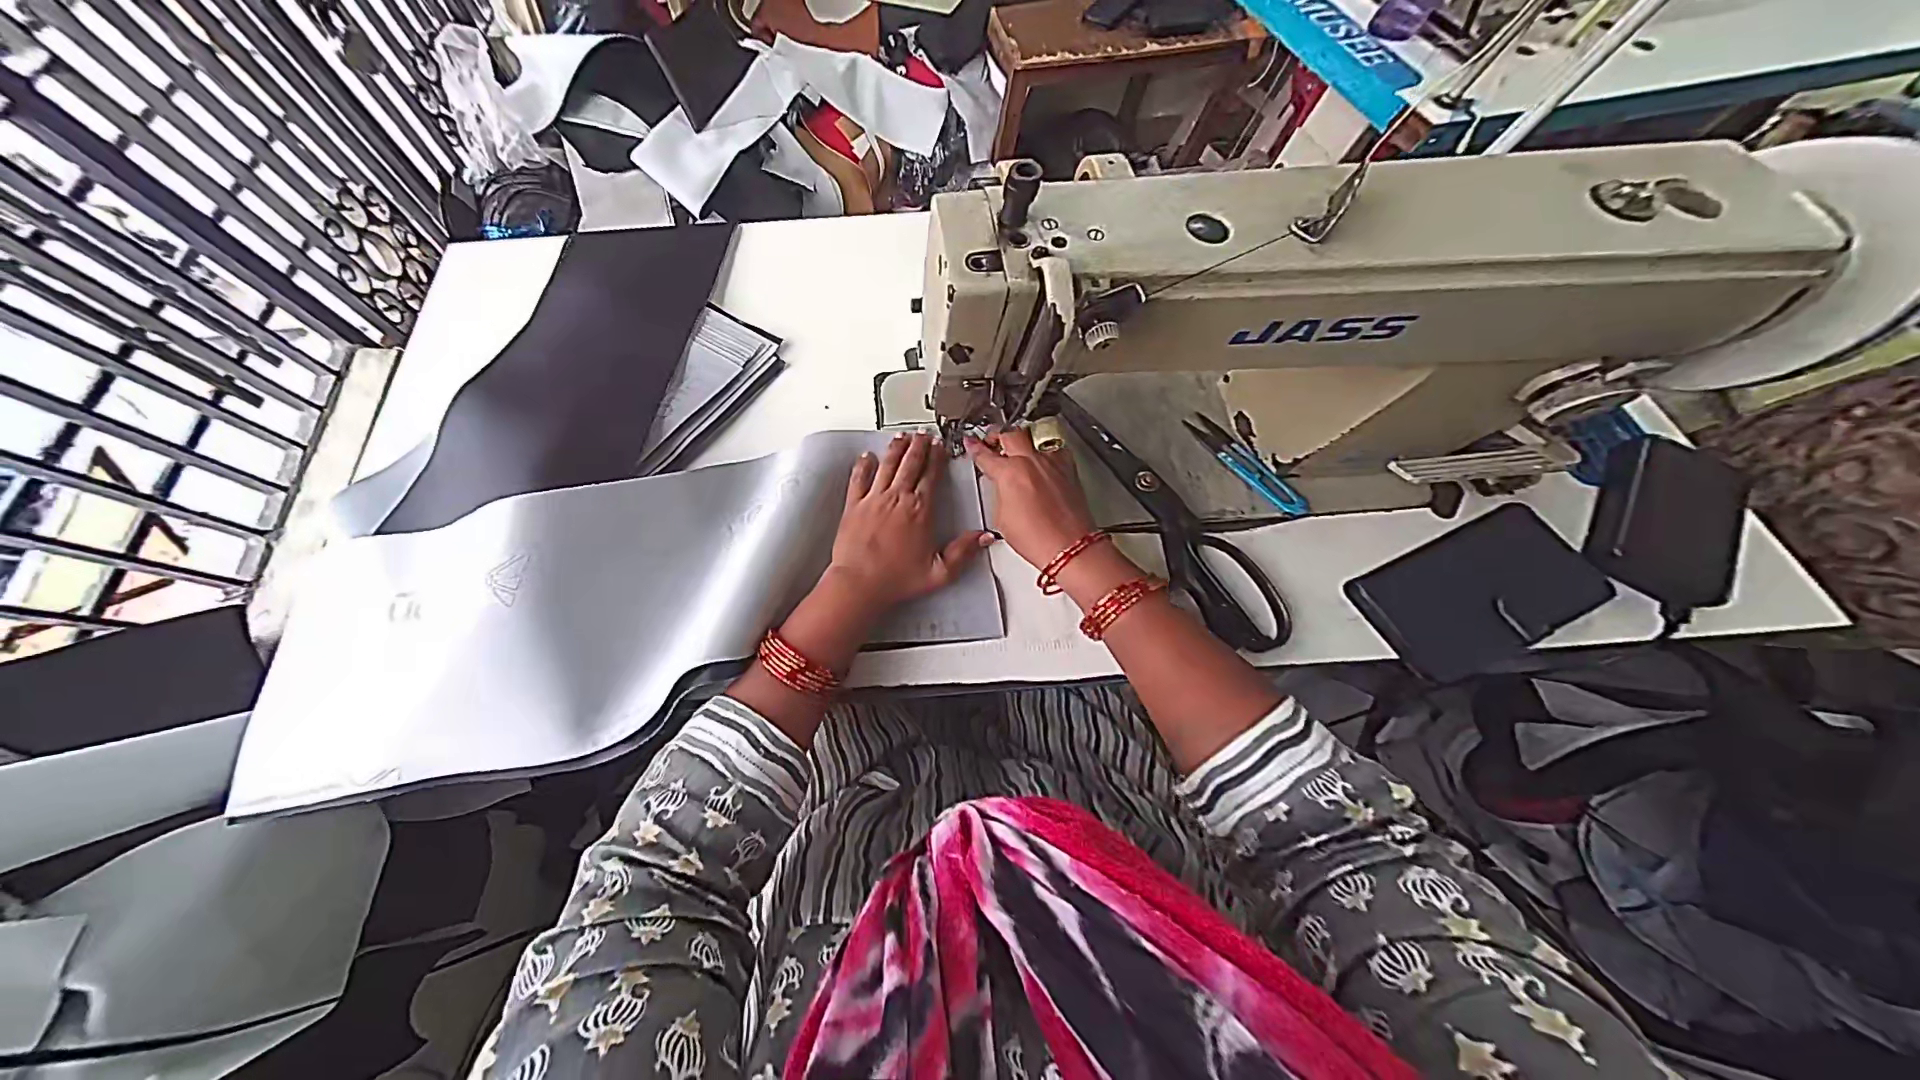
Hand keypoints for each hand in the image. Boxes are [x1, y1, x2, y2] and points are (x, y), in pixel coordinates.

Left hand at [825, 432, 992, 613]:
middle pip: (910, 464)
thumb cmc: (895, 579)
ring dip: (896, 449)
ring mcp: (874, 500)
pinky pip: (859, 478)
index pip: (932, 476)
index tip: (939, 448)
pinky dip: (864, 465)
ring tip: (902, 437)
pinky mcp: (854, 506)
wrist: (859, 583)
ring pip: (887, 465)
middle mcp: (897, 499)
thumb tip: (983, 538)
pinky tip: (867, 457)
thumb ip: (963, 552)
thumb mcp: (940, 572)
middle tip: (923, 436)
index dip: (937, 458)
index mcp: (920, 511)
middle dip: (918, 446)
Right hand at [964, 427, 1098, 571]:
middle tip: (992, 439)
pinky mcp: (1069, 470)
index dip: (975, 448)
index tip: (972, 444)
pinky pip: (1055, 449)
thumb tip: (1002, 486)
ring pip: (1035, 436)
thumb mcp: (1002, 518)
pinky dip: (1046, 449)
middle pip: (1011, 434)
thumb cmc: (1040, 538)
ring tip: (1018, 444)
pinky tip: (1043, 457)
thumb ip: (999, 494)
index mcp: (1010, 473)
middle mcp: (1032, 462)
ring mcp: (1053, 463)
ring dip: (1023, 438)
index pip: (985, 454)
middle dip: (998, 434)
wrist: (1069, 547)